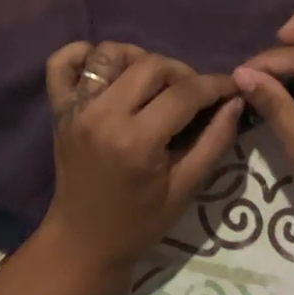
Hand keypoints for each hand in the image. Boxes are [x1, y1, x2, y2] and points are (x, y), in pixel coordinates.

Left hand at [39, 42, 243, 276]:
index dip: (214, 85)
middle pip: (150, 65)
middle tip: (192, 92)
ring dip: (138, 58)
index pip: (183, 94)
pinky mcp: (58, 107)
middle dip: (180, 72)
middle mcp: (103, 115)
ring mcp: (76, 108)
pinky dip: (82, 54)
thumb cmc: (138, 222)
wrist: (83, 240)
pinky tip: (106, 69)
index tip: (230, 86)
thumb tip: (235, 100)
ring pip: (110, 54)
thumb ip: (213, 142)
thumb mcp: (185, 190)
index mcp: (136, 142)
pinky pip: (62, 62)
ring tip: (152, 82)